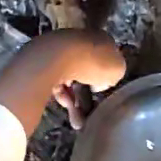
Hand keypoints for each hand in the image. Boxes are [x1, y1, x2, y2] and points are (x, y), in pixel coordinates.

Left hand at [0, 29, 125, 134]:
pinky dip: (60, 94)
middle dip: (86, 96)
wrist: (56, 57)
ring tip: (76, 122)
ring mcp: (58, 50)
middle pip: (85, 71)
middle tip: (87, 116)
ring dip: (74, 101)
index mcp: (99, 38)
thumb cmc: (92, 62)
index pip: (106, 58)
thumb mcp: (117, 69)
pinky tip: (63, 104)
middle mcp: (78, 40)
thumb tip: (100, 81)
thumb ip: (114, 73)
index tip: (102, 91)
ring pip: (69, 79)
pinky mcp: (42, 61)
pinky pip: (54, 80)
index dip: (106, 77)